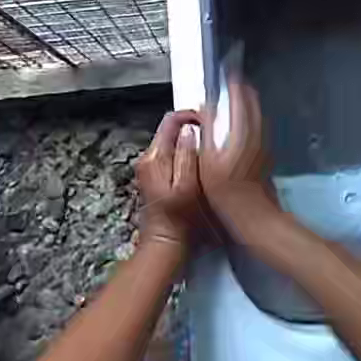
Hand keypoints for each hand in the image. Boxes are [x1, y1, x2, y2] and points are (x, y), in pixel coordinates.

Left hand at [135, 109, 205, 250]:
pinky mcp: (154, 176)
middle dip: (191, 130)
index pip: (171, 120)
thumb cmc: (180, 220)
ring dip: (189, 143)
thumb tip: (189, 130)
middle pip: (170, 130)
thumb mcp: (187, 186)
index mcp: (154, 157)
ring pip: (171, 142)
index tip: (209, 123)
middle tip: (213, 140)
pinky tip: (198, 167)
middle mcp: (147, 158)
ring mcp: (149, 167)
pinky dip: (184, 155)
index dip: (191, 116)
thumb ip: (187, 156)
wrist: (165, 245)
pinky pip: (170, 155)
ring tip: (208, 153)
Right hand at [199, 79, 283, 238]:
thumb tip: (206, 110)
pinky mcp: (265, 153)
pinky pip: (258, 125)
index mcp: (242, 129)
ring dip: (246, 103)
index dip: (233, 82)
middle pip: (252, 102)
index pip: (240, 96)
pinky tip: (239, 124)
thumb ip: (208, 130)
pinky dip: (249, 117)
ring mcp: (264, 142)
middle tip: (231, 83)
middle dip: (242, 90)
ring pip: (257, 113)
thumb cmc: (225, 189)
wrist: (252, 214)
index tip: (227, 72)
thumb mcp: (207, 158)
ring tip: (235, 98)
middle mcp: (257, 132)